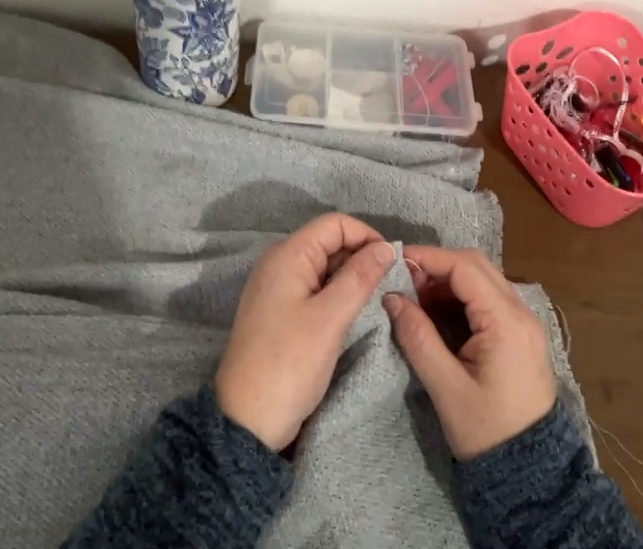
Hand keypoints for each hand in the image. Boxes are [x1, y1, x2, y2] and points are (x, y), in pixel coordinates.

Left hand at [215, 213, 394, 450]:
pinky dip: (338, 295)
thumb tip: (386, 247)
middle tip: (393, 284)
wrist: (248, 418)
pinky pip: (316, 290)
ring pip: (325, 268)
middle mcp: (280, 264)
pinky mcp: (282, 313)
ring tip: (380, 300)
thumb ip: (359, 277)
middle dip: (362, 256)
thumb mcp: (330, 318)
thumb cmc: (289, 363)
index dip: (367, 236)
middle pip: (330, 243)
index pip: (334, 224)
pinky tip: (357, 314)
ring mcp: (279, 289)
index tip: (394, 262)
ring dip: (353, 278)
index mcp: (287, 256)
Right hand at [383, 245, 557, 460]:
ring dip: (449, 281)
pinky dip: (462, 296)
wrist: (530, 471)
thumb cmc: (487, 431)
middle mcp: (522, 313)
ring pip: (484, 279)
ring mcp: (525, 323)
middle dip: (438, 266)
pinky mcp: (521, 335)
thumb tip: (391, 298)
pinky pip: (490, 298)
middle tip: (404, 282)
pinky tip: (438, 314)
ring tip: (416, 299)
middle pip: (477, 266)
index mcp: (507, 322)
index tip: (395, 261)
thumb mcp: (446, 387)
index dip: (429, 258)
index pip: (465, 268)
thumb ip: (418, 337)